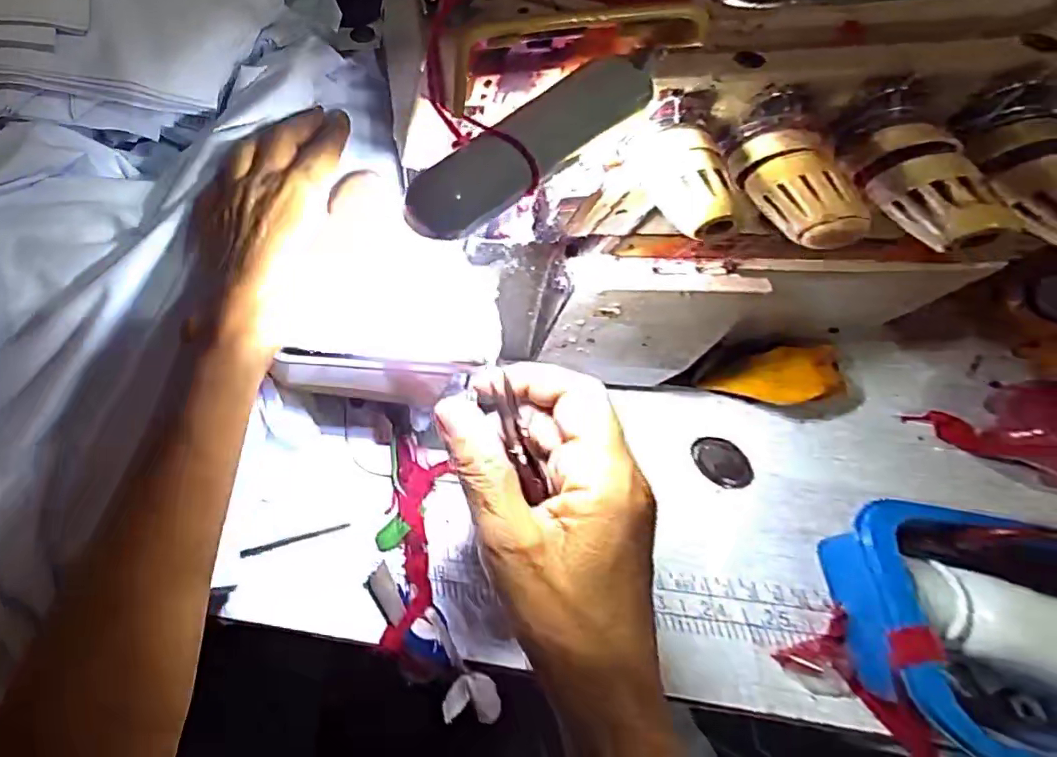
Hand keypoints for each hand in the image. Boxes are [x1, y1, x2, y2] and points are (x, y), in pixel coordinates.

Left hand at [193, 107, 348, 352]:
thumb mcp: (334, 253)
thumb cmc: (291, 291)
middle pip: (282, 137)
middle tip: (316, 114)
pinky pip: (222, 172)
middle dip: (302, 122)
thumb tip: (362, 180)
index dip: (332, 131)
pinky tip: (241, 164)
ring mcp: (229, 191)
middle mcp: (261, 180)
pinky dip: (238, 160)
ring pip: (247, 148)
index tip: (340, 119)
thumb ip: (350, 212)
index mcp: (297, 188)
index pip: (320, 148)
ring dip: (268, 133)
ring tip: (280, 130)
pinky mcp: (208, 208)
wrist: (233, 312)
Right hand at [434, 363, 675, 756]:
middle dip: (506, 413)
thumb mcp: (507, 534)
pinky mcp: (589, 517)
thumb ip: (478, 464)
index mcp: (607, 476)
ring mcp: (603, 499)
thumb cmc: (561, 614)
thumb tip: (450, 407)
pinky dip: (515, 468)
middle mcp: (613, 479)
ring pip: (551, 444)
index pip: (577, 394)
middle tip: (459, 426)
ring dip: (506, 442)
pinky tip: (486, 484)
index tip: (479, 388)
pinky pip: (549, 472)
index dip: (527, 379)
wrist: (598, 684)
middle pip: (561, 416)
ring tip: (466, 458)